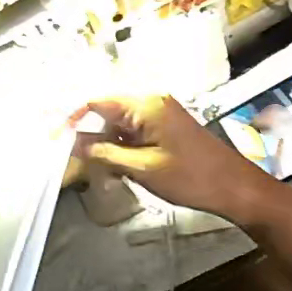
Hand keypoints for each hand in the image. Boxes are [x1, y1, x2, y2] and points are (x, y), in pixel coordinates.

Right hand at [70, 95, 291, 226]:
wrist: (236, 188)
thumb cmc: (191, 177)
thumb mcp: (142, 168)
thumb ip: (105, 153)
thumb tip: (73, 143)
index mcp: (145, 105)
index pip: (96, 102)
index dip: (72, 119)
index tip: (55, 140)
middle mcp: (151, 102)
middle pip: (106, 111)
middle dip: (87, 134)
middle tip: (70, 158)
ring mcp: (160, 114)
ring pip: (119, 124)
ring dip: (104, 143)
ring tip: (92, 167)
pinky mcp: (166, 127)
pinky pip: (133, 131)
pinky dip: (121, 147)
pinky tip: (115, 167)